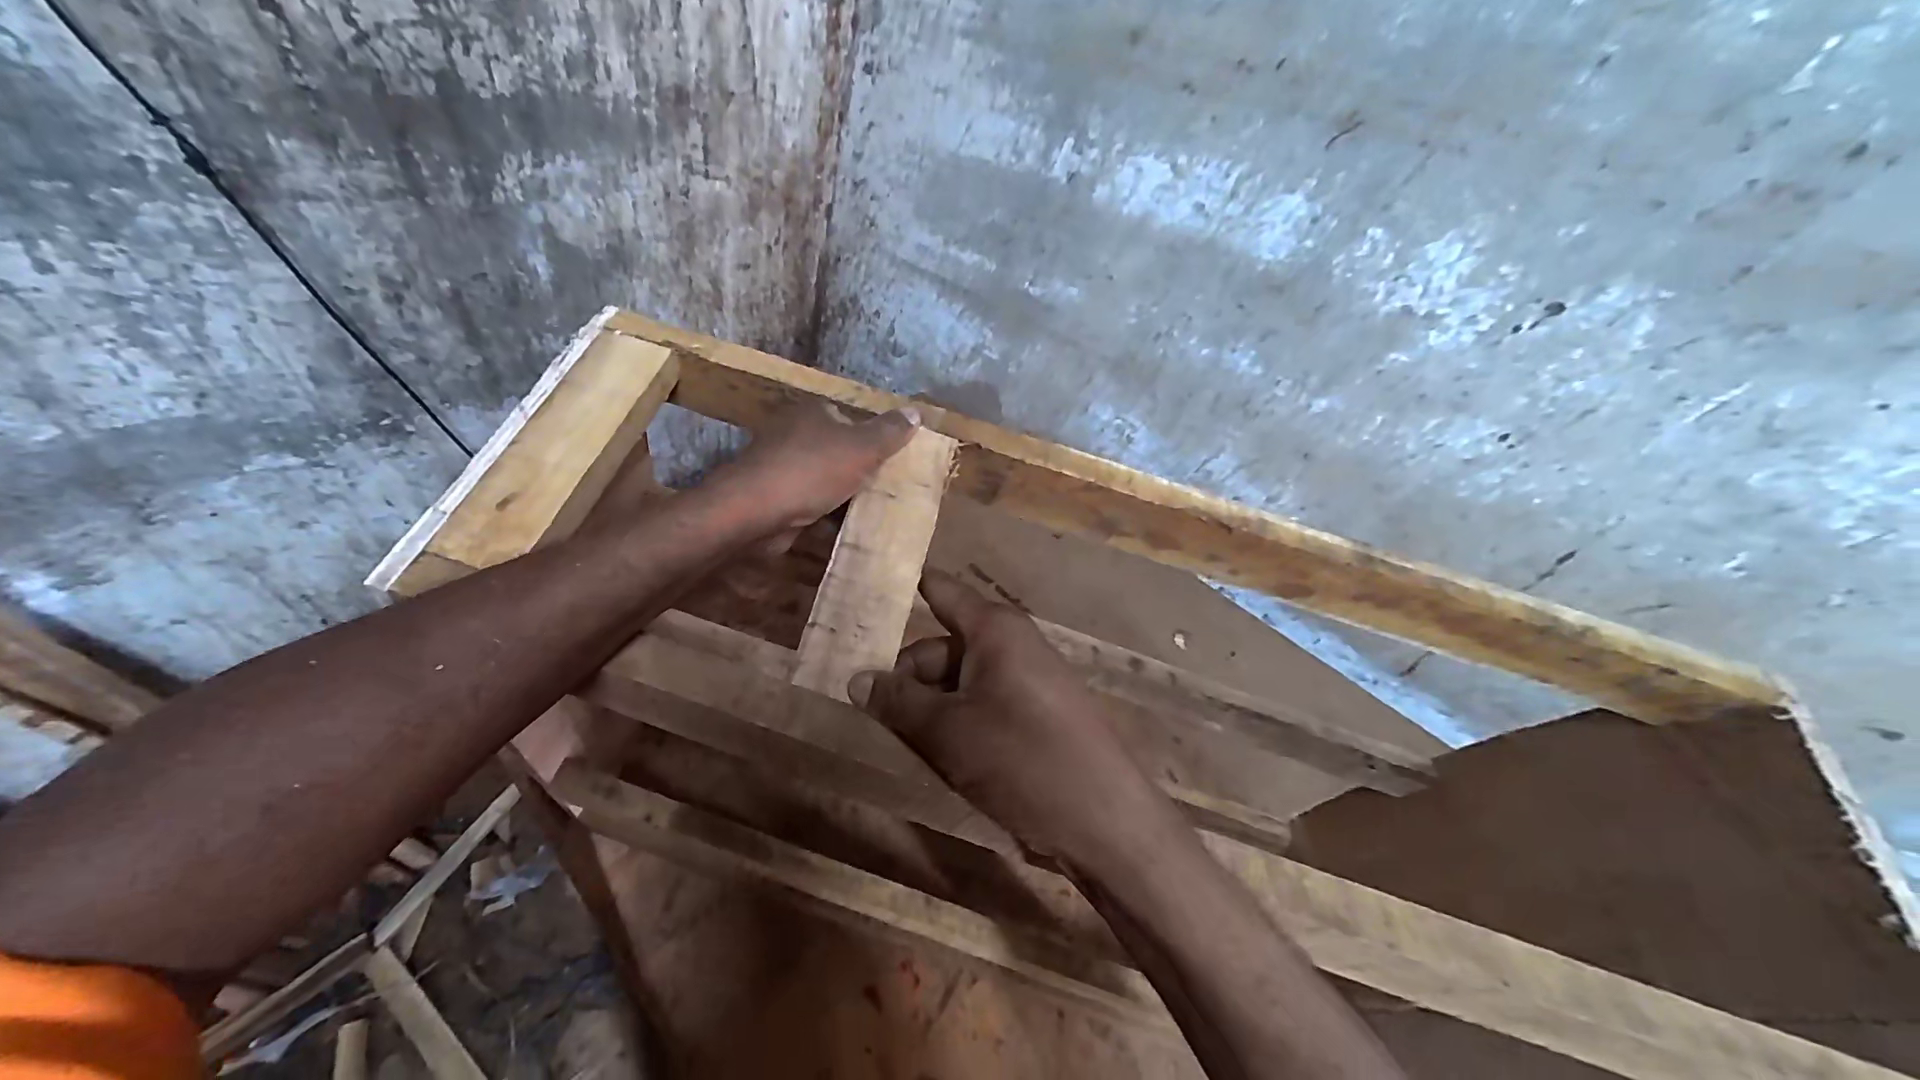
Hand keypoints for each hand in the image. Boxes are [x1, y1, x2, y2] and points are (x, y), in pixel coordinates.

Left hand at [701, 403, 921, 542]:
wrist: (754, 510)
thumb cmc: (812, 471)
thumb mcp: (862, 449)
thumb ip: (889, 432)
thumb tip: (915, 411)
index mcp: (814, 412)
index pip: (850, 419)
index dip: (872, 439)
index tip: (891, 462)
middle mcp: (794, 432)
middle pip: (837, 449)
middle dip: (858, 469)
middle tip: (886, 489)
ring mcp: (779, 464)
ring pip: (823, 477)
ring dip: (842, 494)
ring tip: (870, 511)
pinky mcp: (772, 495)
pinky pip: (808, 501)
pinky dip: (823, 513)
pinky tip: (842, 528)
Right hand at [849, 571, 1178, 868]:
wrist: (1105, 822)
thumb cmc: (1022, 759)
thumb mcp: (947, 731)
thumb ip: (898, 702)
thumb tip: (857, 678)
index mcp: (994, 630)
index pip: (941, 591)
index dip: (906, 588)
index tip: (866, 594)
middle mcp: (1012, 645)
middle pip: (942, 647)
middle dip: (906, 678)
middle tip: (870, 716)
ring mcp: (1028, 683)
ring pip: (959, 683)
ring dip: (929, 709)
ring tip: (905, 746)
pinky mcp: (1036, 718)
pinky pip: (983, 706)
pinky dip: (956, 725)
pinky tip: (942, 759)